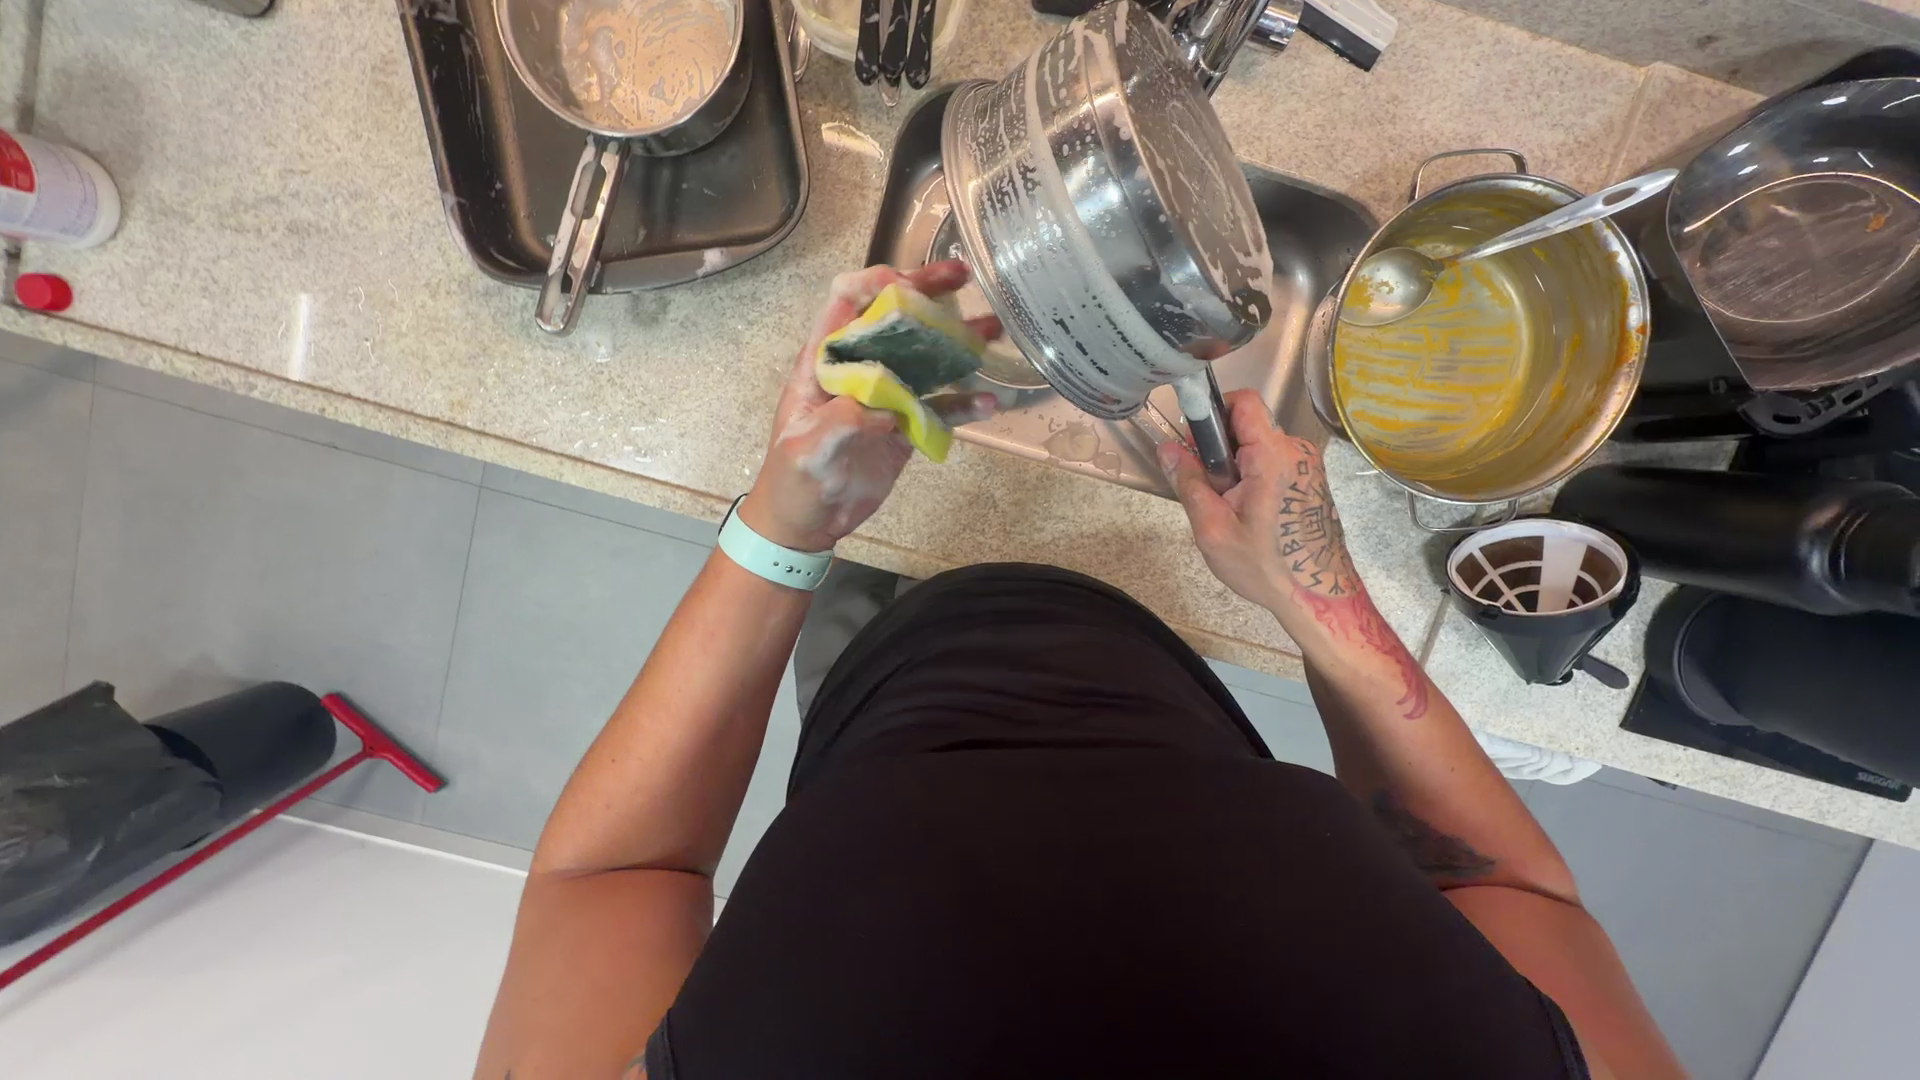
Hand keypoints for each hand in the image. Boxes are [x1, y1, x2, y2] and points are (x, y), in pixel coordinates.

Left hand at [738, 261, 1000, 553]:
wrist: (806, 524)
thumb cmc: (793, 482)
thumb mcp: (807, 451)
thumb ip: (841, 422)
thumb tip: (885, 405)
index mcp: (824, 363)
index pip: (845, 305)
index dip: (875, 285)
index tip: (909, 282)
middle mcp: (859, 370)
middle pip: (893, 320)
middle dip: (926, 295)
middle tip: (962, 277)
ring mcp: (886, 397)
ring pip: (924, 359)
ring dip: (957, 343)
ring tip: (993, 329)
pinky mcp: (906, 426)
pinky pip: (939, 408)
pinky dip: (963, 404)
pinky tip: (988, 403)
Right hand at [1158, 389, 1361, 618]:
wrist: (1317, 596)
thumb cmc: (1264, 566)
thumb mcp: (1213, 528)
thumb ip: (1188, 482)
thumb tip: (1166, 448)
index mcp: (1273, 456)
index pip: (1244, 402)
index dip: (1213, 410)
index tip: (1194, 441)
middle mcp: (1296, 452)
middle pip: (1247, 426)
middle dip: (1219, 448)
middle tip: (1207, 488)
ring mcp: (1307, 465)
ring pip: (1258, 446)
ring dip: (1235, 467)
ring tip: (1229, 508)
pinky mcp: (1311, 480)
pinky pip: (1273, 462)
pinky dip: (1253, 477)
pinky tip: (1248, 513)